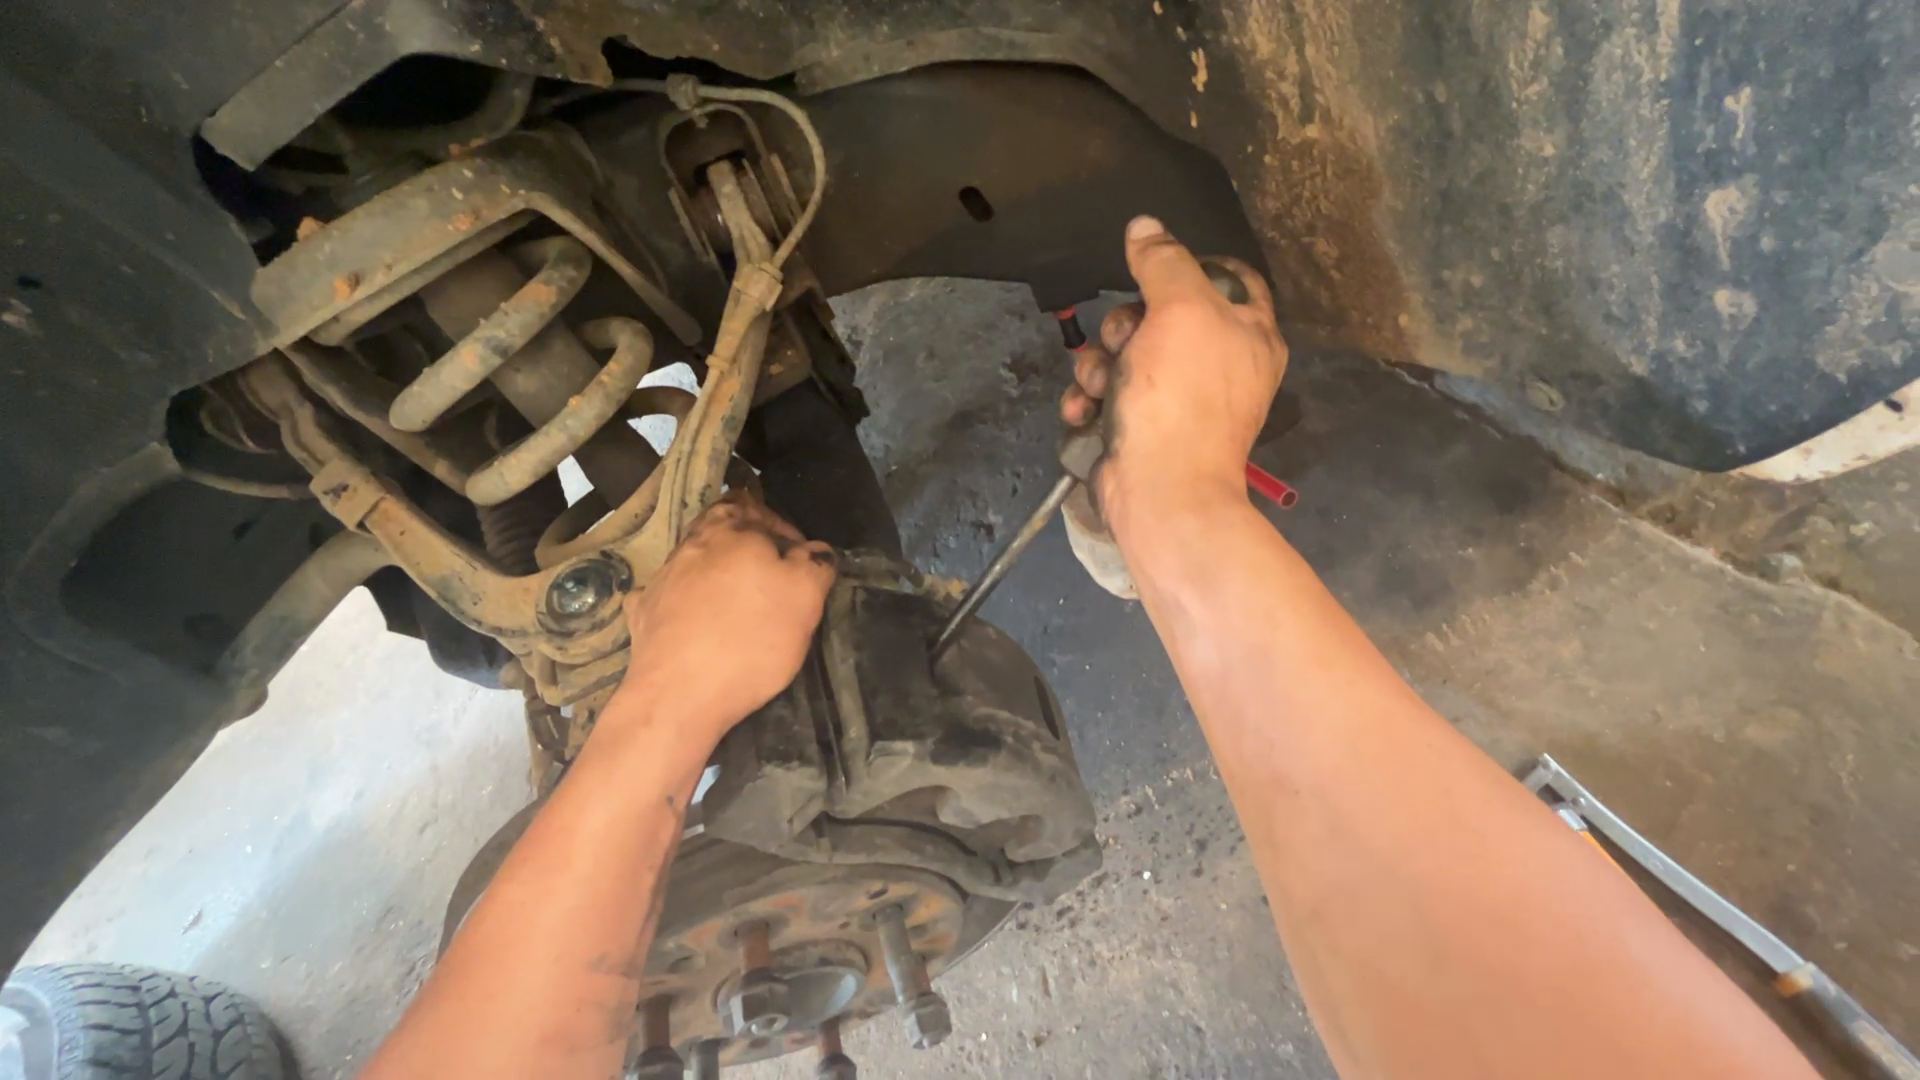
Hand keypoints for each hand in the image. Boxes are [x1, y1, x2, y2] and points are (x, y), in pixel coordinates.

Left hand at [605, 493, 836, 744]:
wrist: (680, 695)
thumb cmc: (751, 638)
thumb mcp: (805, 595)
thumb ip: (816, 563)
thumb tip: (816, 549)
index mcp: (731, 530)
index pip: (755, 505)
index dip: (781, 525)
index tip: (799, 555)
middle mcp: (691, 544)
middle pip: (719, 528)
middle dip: (746, 546)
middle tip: (770, 575)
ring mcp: (661, 579)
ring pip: (694, 560)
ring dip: (716, 572)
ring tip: (738, 601)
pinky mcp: (644, 615)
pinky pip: (666, 594)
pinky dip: (682, 598)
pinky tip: (692, 616)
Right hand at [1060, 216, 1286, 536]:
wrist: (1159, 491)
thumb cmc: (1180, 397)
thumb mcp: (1179, 311)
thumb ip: (1164, 262)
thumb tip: (1145, 224)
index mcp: (1248, 333)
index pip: (1226, 275)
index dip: (1187, 265)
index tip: (1153, 271)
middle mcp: (1216, 363)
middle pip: (1159, 313)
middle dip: (1125, 325)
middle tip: (1125, 344)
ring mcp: (1177, 399)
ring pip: (1124, 355)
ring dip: (1099, 366)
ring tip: (1100, 389)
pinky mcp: (1142, 427)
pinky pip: (1109, 394)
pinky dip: (1090, 400)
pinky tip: (1084, 411)